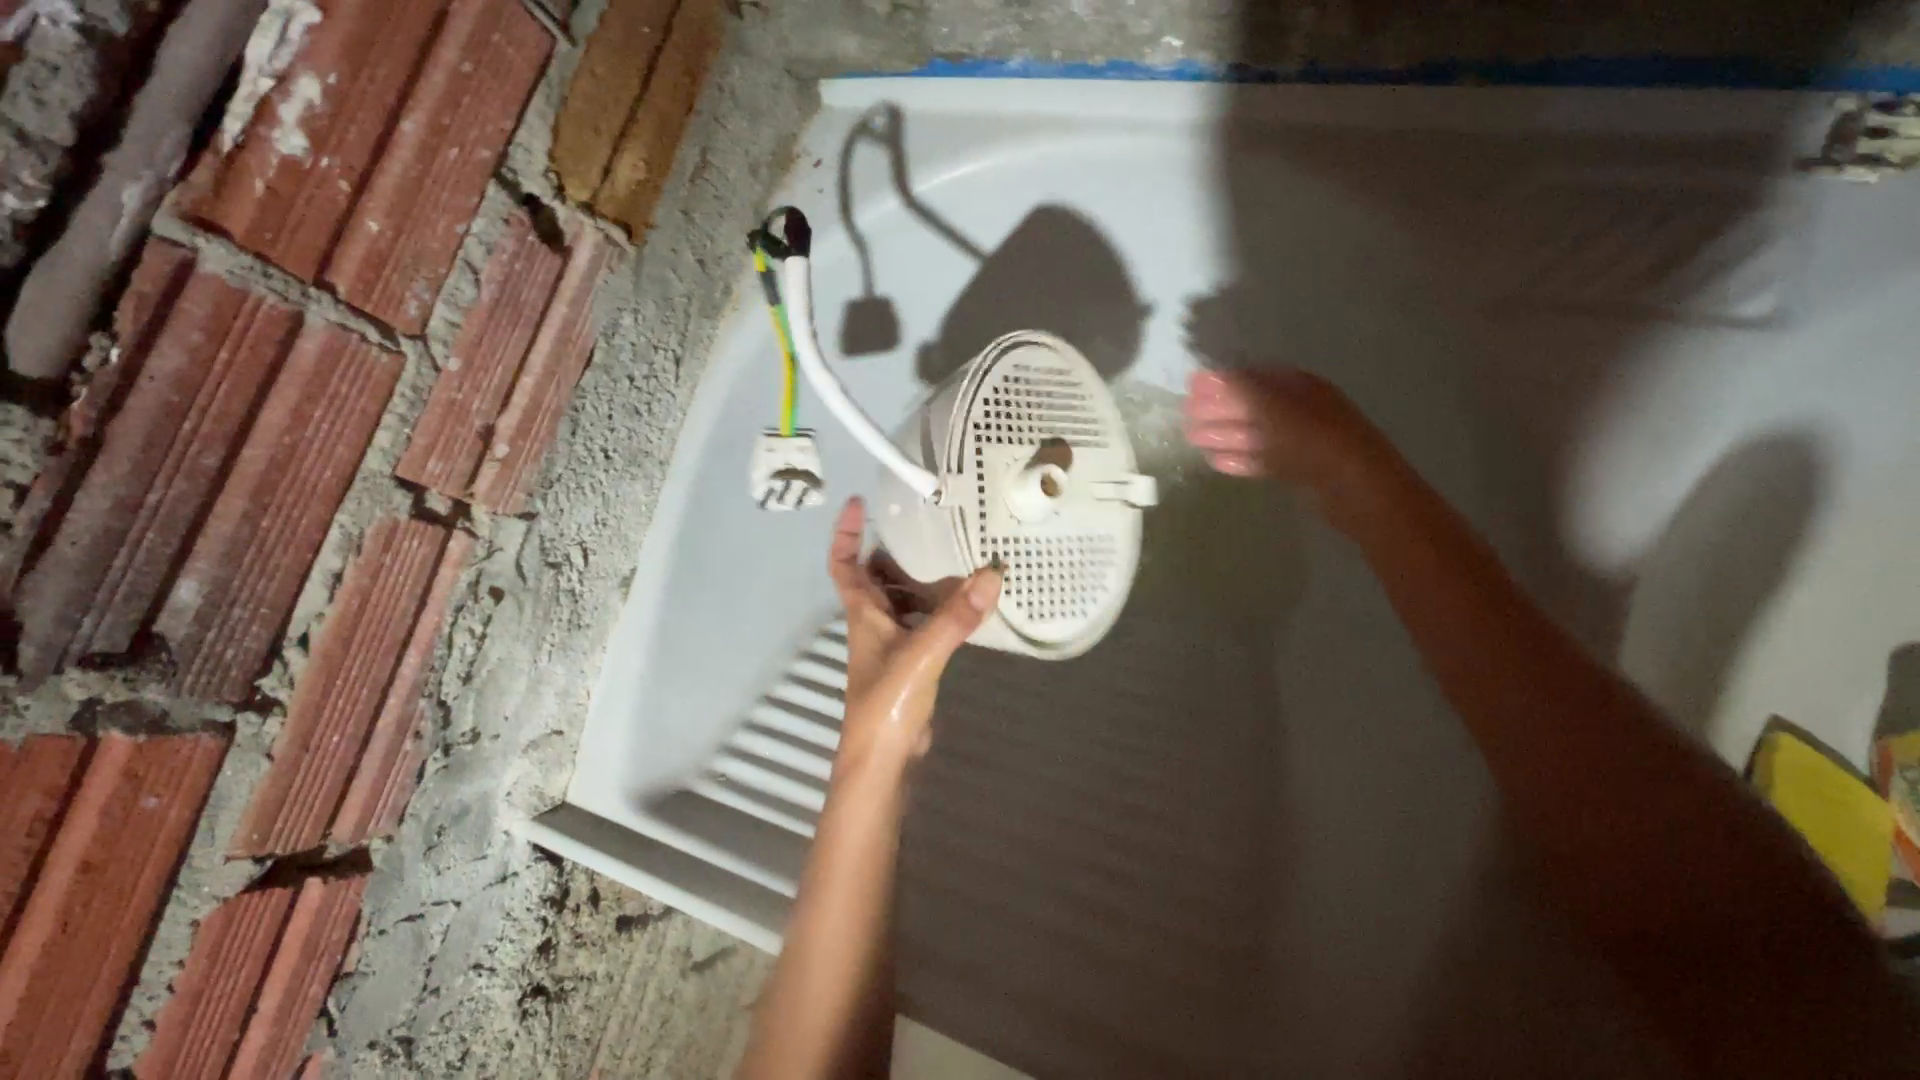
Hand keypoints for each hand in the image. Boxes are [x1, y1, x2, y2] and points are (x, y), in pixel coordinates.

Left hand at [828, 497, 1001, 774]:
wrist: (883, 759)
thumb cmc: (886, 703)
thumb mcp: (922, 654)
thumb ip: (956, 617)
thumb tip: (992, 575)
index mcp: (863, 614)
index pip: (844, 564)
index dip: (846, 533)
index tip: (859, 502)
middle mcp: (873, 623)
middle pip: (875, 577)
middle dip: (893, 550)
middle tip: (925, 524)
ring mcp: (892, 644)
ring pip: (902, 599)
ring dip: (921, 579)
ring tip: (954, 555)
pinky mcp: (911, 663)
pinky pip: (923, 622)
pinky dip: (940, 609)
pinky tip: (966, 604)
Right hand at [1183, 369, 1399, 503]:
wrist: (1356, 489)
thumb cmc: (1315, 440)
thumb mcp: (1275, 409)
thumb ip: (1242, 390)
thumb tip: (1212, 375)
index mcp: (1299, 387)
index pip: (1254, 377)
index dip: (1222, 380)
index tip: (1191, 387)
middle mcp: (1300, 409)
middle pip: (1252, 405)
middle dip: (1218, 409)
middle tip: (1186, 416)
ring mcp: (1300, 440)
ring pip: (1255, 433)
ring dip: (1223, 434)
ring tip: (1192, 439)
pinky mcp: (1299, 469)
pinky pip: (1263, 458)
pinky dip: (1240, 458)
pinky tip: (1215, 462)